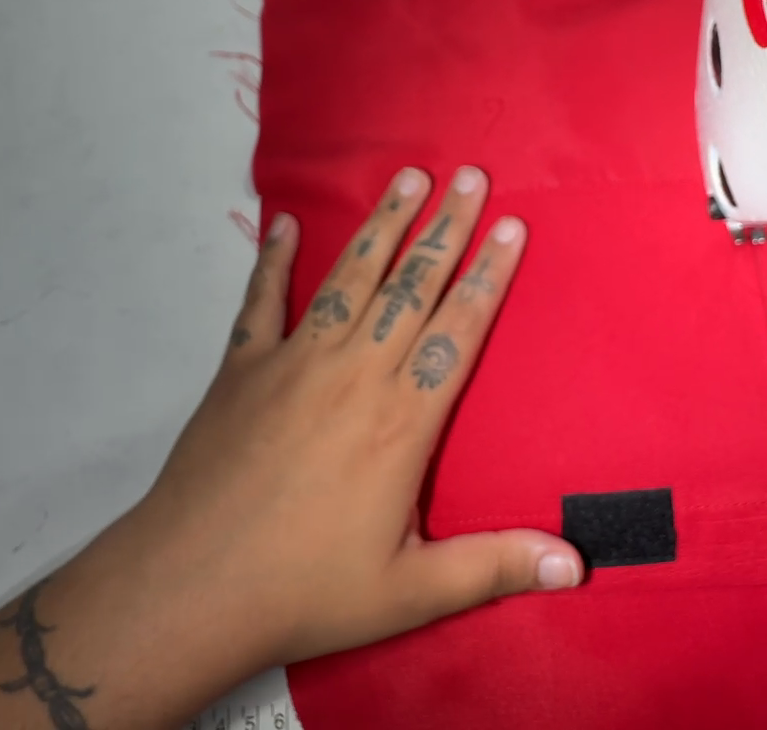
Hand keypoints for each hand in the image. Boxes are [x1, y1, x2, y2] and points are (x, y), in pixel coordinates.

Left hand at [114, 165, 582, 693]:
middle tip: (470, 175)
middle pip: (411, 286)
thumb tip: (578, 565)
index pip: (458, 329)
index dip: (488, 275)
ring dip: (382, 224)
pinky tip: (281, 222)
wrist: (188, 589)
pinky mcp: (241, 368)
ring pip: (349, 277)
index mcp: (402, 419)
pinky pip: (261, 301)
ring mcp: (293, 361)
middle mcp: (353, 373)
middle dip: (446, 227)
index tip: (510, 226)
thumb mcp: (411, 591)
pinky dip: (272, 261)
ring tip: (407, 177)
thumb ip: (495, 565)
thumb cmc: (306, 587)